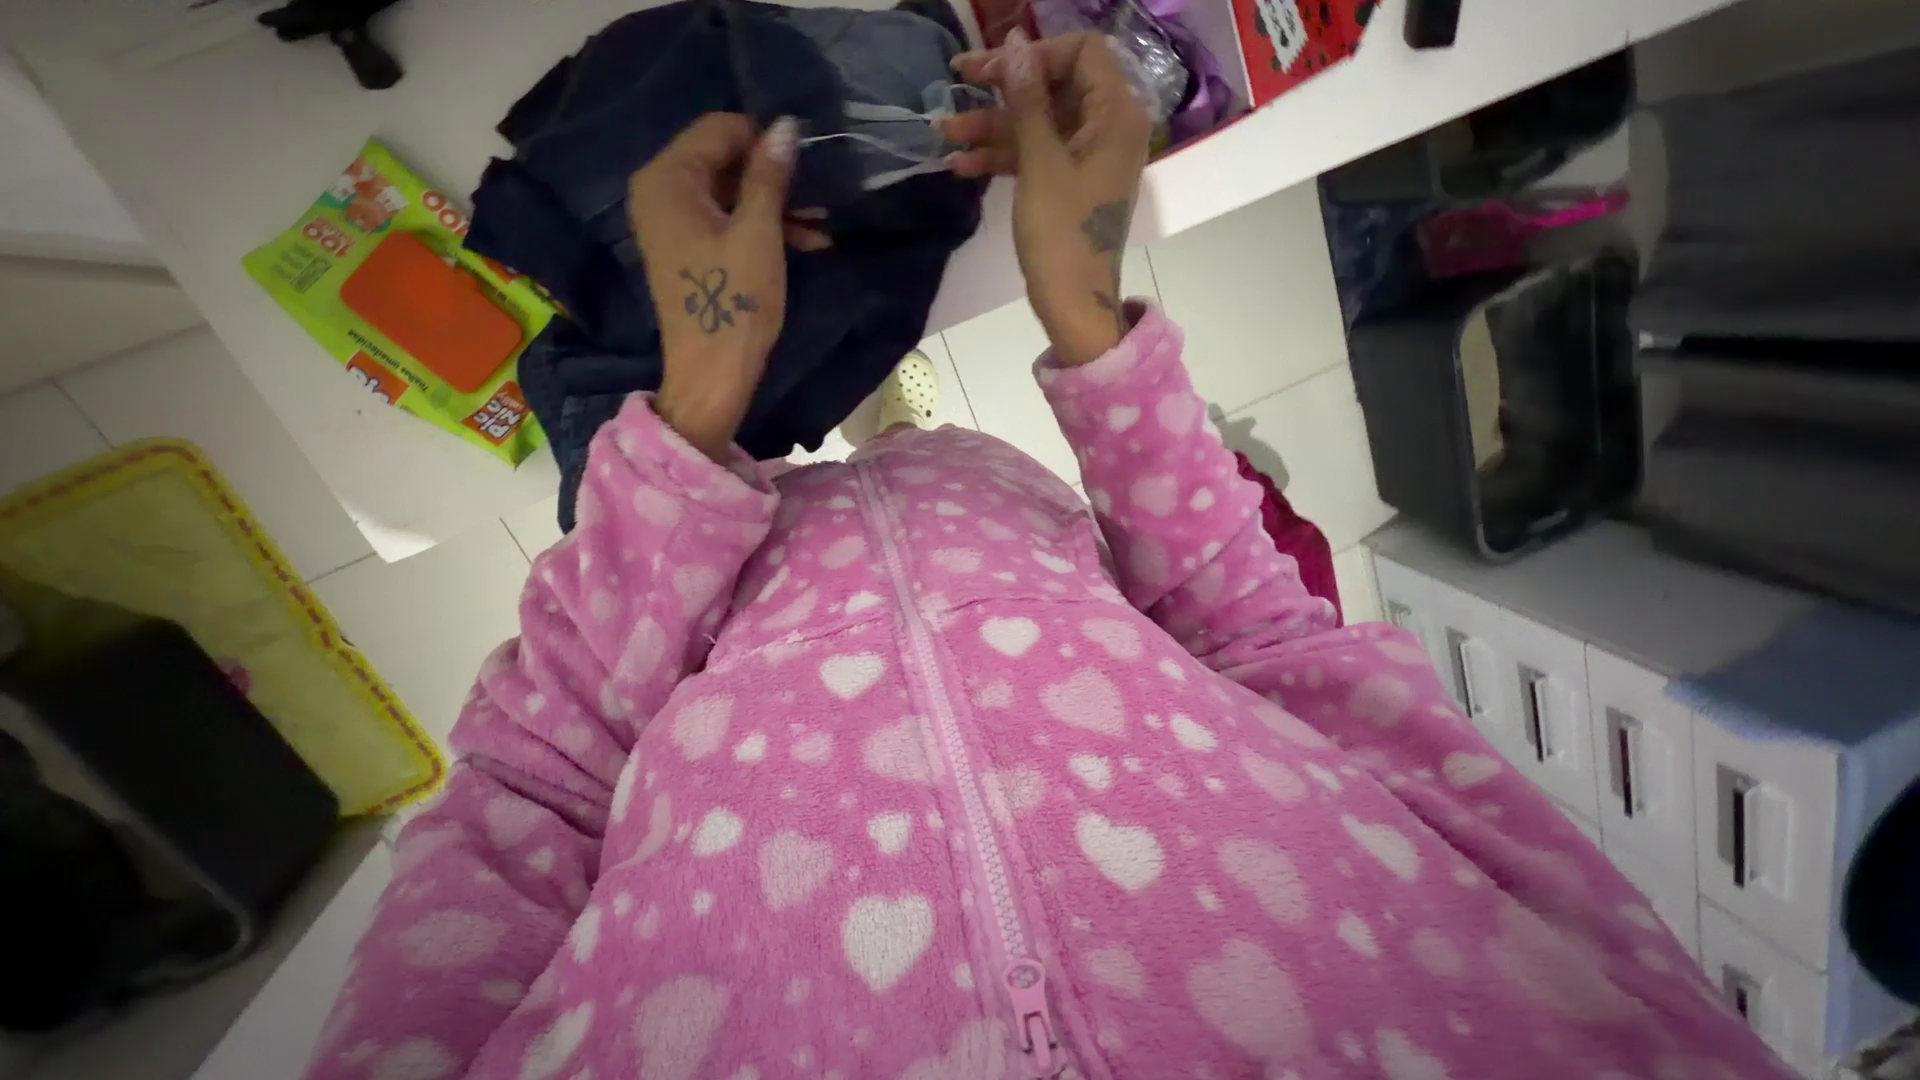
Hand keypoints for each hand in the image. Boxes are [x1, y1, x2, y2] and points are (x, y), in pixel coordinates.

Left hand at [629, 113, 817, 459]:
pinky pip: (724, 221)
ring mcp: (670, 222)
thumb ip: (770, 176)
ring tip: (820, 225)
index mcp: (667, 178)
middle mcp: (658, 191)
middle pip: (723, 159)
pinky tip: (804, 242)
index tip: (807, 167)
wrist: (713, 375)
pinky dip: (759, 228)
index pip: (720, 128)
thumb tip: (786, 126)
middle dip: (773, 177)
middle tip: (819, 198)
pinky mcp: (685, 249)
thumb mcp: (759, 233)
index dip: (766, 142)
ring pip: (729, 193)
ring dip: (774, 205)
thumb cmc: (735, 302)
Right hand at [943, 30, 1151, 365]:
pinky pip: (1038, 154)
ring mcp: (1090, 157)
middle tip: (956, 84)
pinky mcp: (1072, 183)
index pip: (1081, 52)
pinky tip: (961, 163)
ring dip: (993, 127)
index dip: (1034, 55)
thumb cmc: (1061, 235)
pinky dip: (1004, 156)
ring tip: (944, 132)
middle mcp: (1109, 127)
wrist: (1073, 305)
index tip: (990, 70)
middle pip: (1056, 86)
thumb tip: (1015, 44)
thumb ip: (1027, 101)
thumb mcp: (1039, 163)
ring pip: (1040, 124)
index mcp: (1116, 114)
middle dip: (1004, 90)